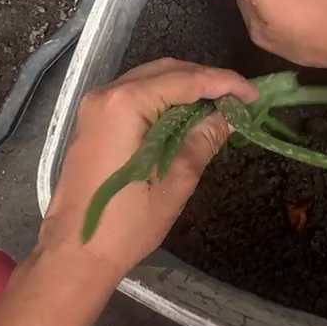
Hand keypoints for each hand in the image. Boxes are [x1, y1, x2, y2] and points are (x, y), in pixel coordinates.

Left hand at [38, 59, 256, 284]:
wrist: (73, 254)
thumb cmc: (124, 224)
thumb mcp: (174, 182)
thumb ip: (202, 141)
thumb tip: (228, 117)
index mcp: (126, 104)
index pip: (185, 80)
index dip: (223, 83)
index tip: (253, 94)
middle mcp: (107, 94)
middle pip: (166, 71)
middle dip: (205, 81)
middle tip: (239, 100)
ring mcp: (96, 106)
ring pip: (150, 80)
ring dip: (185, 89)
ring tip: (219, 107)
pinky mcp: (94, 120)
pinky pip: (135, 95)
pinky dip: (163, 100)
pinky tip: (186, 117)